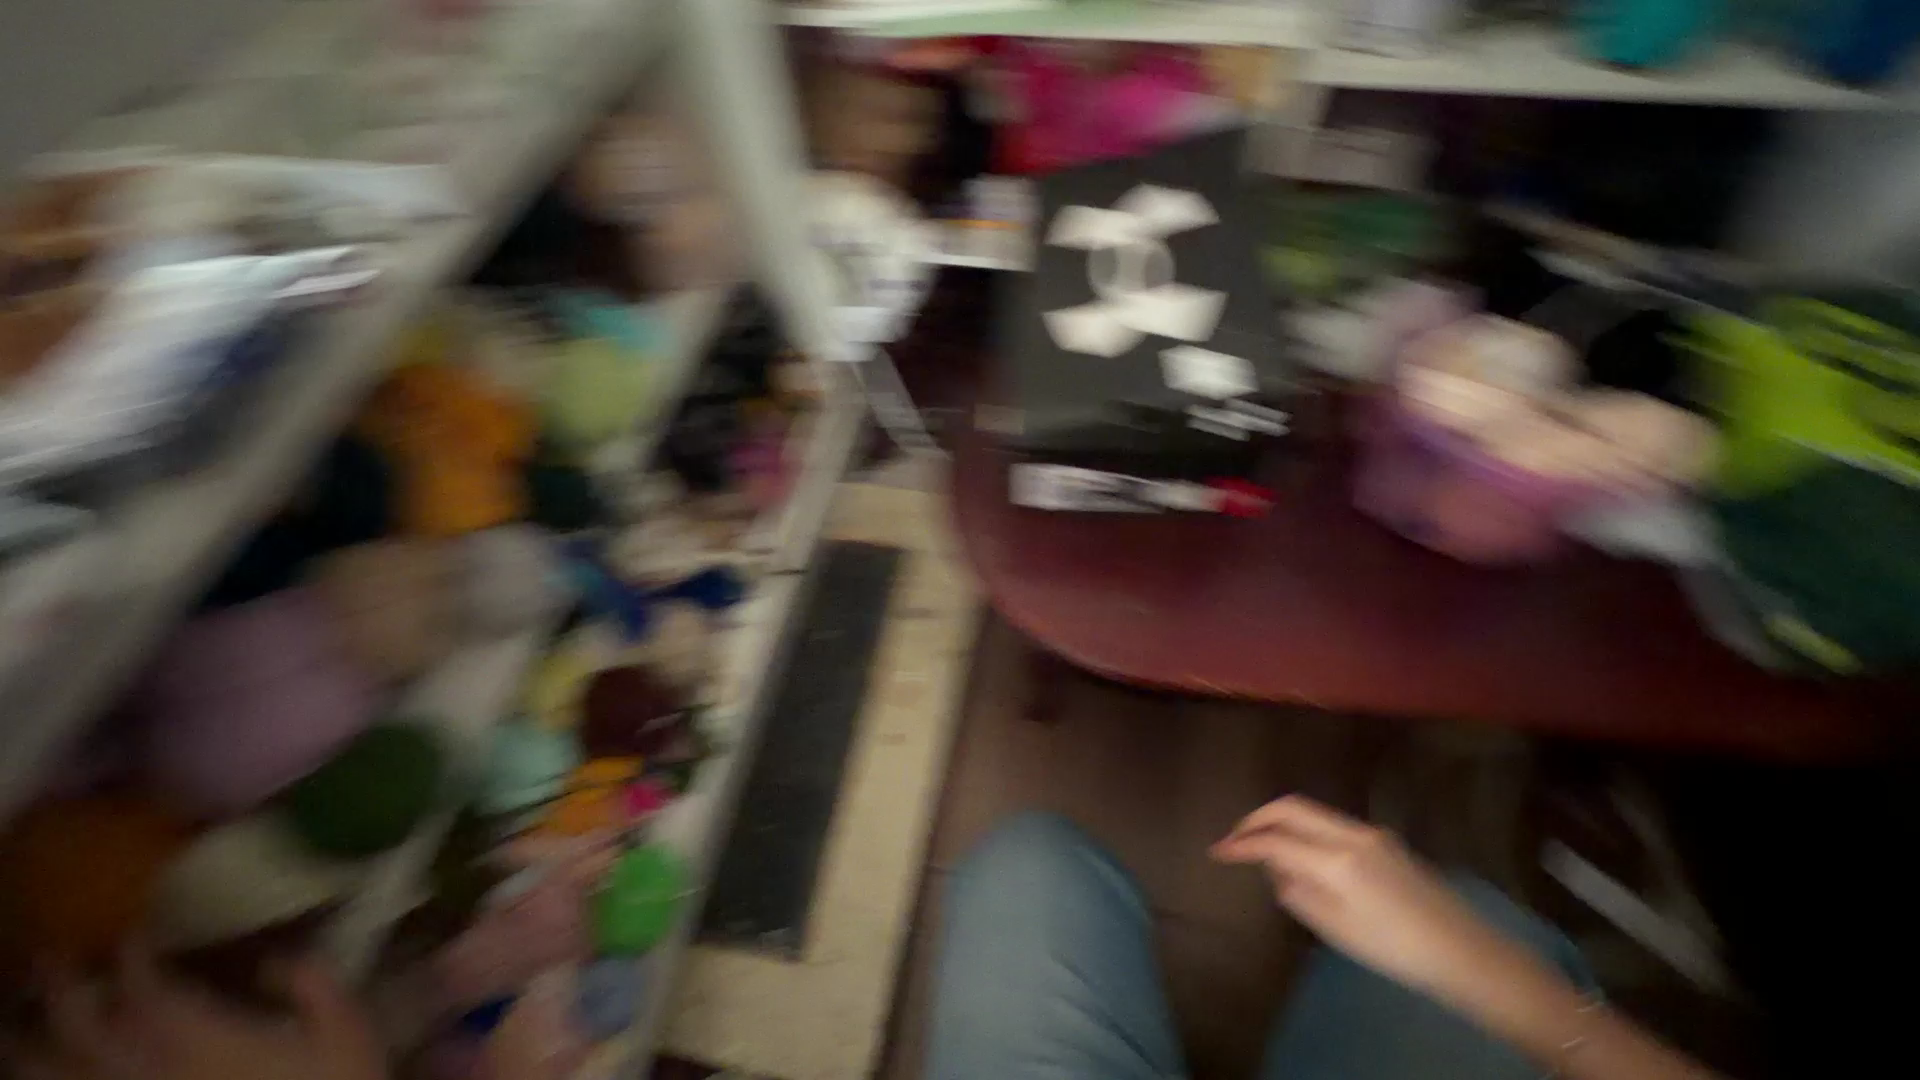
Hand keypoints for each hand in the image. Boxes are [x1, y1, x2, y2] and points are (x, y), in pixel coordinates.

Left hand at [17, 947, 386, 1079]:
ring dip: (28, 1046)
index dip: (133, 959)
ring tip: (15, 1020)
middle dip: (63, 990)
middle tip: (52, 957)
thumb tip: (271, 961)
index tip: (132, 932)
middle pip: (86, 1033)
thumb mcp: (346, 1027)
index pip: (150, 995)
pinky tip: (38, 1071)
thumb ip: (313, 985)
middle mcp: (157, 1075)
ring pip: (57, 1077)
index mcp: (209, 1044)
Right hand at [1209, 795, 1534, 1003]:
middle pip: (1291, 807)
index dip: (1241, 844)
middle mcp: (1350, 834)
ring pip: (1311, 812)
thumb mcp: (1336, 929)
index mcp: (1335, 860)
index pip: (1275, 841)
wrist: (1465, 952)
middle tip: (1235, 836)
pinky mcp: (1382, 840)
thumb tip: (1278, 871)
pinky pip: (1330, 824)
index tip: (1217, 851)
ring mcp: (1369, 833)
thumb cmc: (1395, 950)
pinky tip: (1304, 856)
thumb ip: (1298, 892)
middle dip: (1257, 817)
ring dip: (1282, 822)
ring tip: (1264, 848)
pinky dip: (1306, 831)